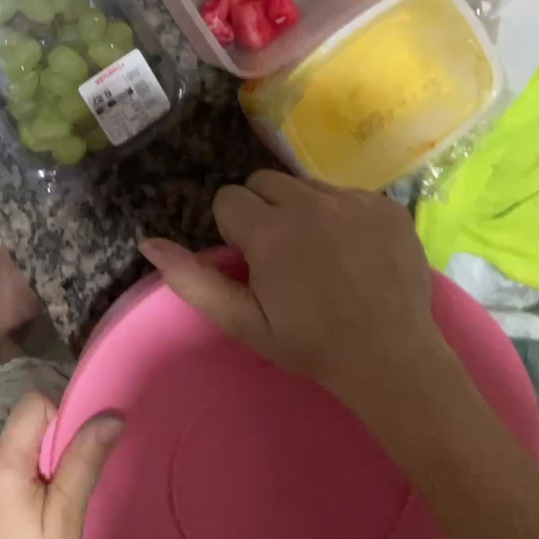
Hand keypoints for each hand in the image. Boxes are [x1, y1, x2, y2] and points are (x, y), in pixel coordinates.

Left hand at [0, 391, 122, 538]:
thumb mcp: (66, 520)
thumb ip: (83, 462)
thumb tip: (110, 417)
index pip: (35, 404)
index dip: (61, 422)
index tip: (73, 460)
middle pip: (27, 422)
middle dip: (51, 448)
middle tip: (60, 495)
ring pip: (18, 438)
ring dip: (38, 462)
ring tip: (44, 507)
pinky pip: (5, 455)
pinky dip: (23, 471)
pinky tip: (28, 509)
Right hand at [139, 170, 449, 406]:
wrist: (389, 357)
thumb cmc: (307, 342)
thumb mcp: (241, 320)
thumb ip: (191, 279)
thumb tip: (149, 243)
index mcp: (271, 231)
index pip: (228, 198)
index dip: (232, 231)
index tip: (251, 262)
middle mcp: (312, 203)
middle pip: (263, 181)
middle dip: (261, 211)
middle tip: (279, 256)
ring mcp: (355, 201)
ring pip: (303, 184)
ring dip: (298, 210)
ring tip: (316, 253)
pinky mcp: (386, 206)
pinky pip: (344, 193)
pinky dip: (338, 214)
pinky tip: (350, 251)